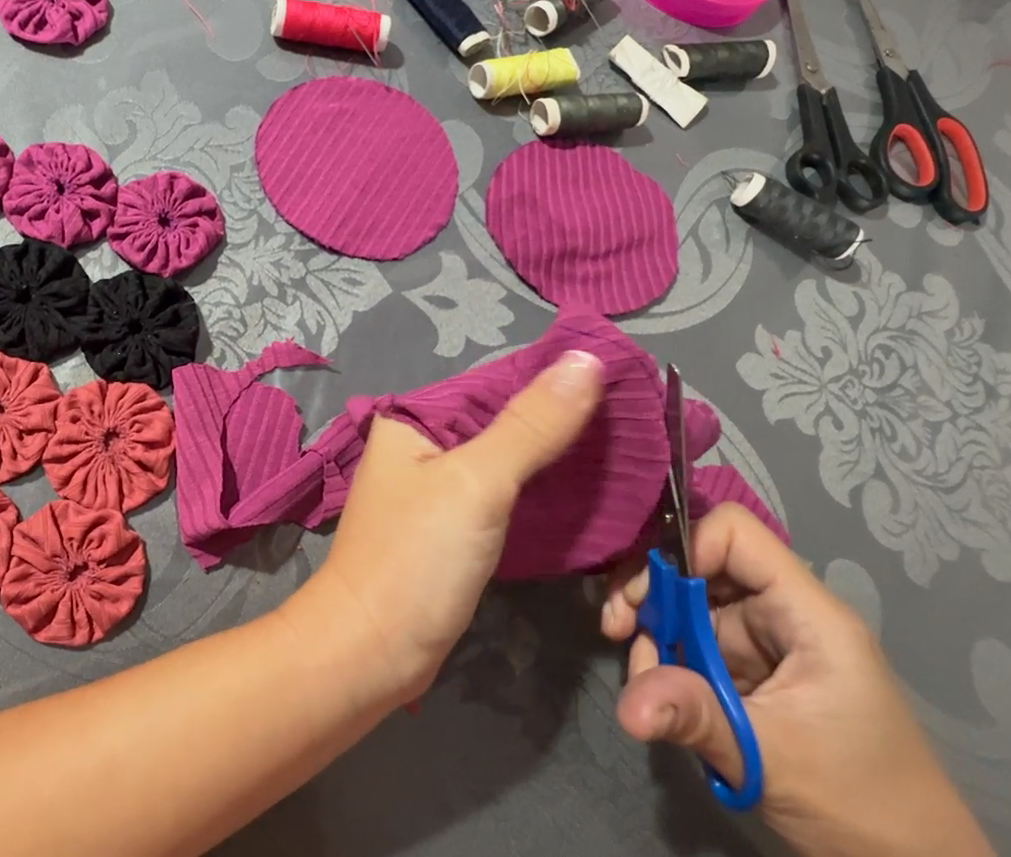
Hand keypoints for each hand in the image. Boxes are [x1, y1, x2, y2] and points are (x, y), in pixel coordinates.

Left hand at [286, 350, 603, 702]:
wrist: (373, 652)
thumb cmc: (416, 560)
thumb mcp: (478, 481)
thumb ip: (531, 424)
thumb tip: (587, 358)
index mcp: (413, 419)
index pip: (494, 382)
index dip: (555, 381)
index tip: (625, 380)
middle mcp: (421, 446)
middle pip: (503, 421)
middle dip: (563, 421)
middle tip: (638, 422)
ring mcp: (437, 490)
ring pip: (508, 461)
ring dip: (557, 459)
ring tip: (625, 452)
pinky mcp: (454, 531)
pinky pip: (506, 497)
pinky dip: (542, 493)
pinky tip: (586, 492)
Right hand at [600, 504, 993, 856]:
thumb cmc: (860, 802)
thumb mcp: (770, 757)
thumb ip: (695, 717)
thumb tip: (625, 706)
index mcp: (806, 615)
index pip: (735, 535)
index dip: (686, 547)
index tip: (650, 599)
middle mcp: (782, 615)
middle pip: (699, 566)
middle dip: (651, 592)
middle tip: (617, 632)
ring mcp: (764, 645)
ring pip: (688, 609)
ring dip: (654, 635)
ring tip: (645, 682)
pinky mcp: (749, 674)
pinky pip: (694, 646)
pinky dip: (666, 662)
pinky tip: (660, 694)